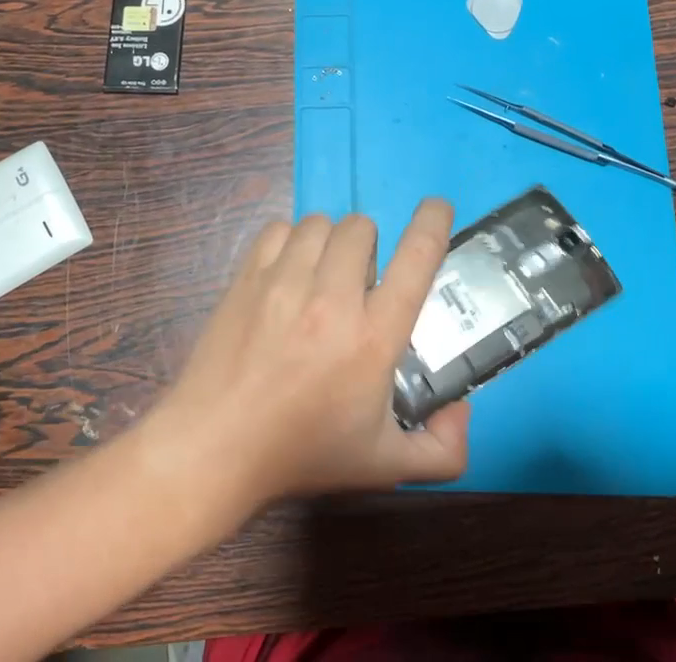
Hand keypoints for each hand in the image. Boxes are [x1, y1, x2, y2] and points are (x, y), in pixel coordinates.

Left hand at [153, 200, 470, 510]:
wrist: (215, 446)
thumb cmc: (303, 453)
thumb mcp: (385, 468)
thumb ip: (444, 450)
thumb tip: (460, 408)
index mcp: (373, 337)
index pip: (416, 259)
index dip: (434, 223)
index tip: (437, 207)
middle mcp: (331, 298)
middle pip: (361, 227)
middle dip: (370, 245)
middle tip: (360, 282)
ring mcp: (283, 282)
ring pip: (319, 223)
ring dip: (330, 241)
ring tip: (322, 275)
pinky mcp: (246, 278)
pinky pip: (278, 229)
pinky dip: (290, 241)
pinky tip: (288, 272)